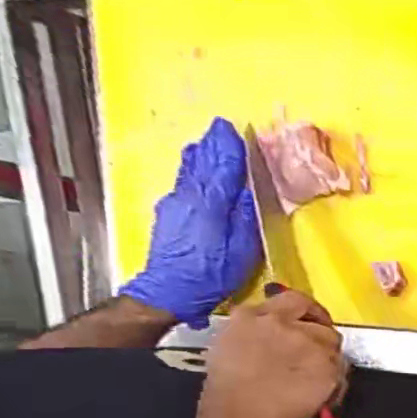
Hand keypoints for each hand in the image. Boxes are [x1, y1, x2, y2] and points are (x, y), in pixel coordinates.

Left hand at [120, 117, 260, 329]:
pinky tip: (198, 170)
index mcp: (210, 202)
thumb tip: (247, 189)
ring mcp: (174, 202)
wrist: (170, 289)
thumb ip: (244, 215)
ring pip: (190, 170)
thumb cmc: (213, 273)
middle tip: (222, 128)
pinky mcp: (168, 213)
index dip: (229, 148)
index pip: (221, 166)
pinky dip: (194, 170)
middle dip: (213, 145)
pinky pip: (185, 182)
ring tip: (210, 143)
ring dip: (201, 155)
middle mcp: (188, 195)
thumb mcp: (242, 247)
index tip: (234, 129)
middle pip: (201, 162)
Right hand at [196, 285, 345, 417]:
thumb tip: (269, 335)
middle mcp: (280, 322)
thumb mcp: (227, 352)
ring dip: (327, 352)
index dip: (300, 311)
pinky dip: (336, 375)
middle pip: (313, 312)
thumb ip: (252, 335)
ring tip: (316, 372)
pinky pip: (340, 364)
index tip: (304, 320)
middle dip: (318, 324)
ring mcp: (307, 340)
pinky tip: (322, 388)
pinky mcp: (327, 362)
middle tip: (318, 342)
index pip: (286, 299)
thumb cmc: (228, 400)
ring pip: (331, 338)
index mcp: (247, 318)